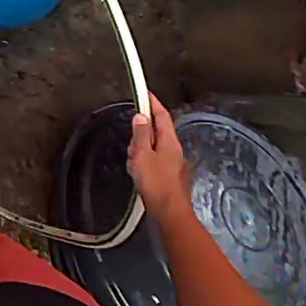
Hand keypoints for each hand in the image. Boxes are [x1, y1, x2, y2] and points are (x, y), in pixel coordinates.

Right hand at [127, 94, 190, 219]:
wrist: (169, 212)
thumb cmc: (155, 182)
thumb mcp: (142, 154)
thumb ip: (141, 135)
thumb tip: (141, 117)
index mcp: (169, 141)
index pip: (162, 116)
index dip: (153, 103)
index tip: (145, 93)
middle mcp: (174, 149)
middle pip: (157, 131)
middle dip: (142, 132)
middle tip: (131, 142)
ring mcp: (173, 163)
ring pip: (154, 147)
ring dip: (141, 150)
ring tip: (132, 163)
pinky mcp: (169, 175)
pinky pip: (154, 160)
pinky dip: (144, 161)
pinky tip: (137, 172)